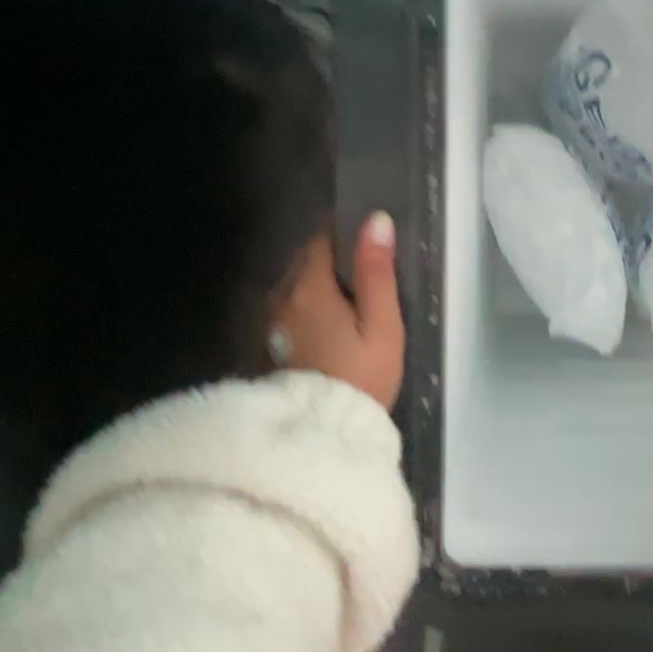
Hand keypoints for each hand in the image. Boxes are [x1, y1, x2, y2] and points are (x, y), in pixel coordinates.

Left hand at [272, 212, 404, 410]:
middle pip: (304, 260)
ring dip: (316, 283)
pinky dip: (307, 306)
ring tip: (347, 297)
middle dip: (329, 256)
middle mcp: (282, 297)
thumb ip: (376, 271)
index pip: (321, 238)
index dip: (343, 231)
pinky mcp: (271, 346)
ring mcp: (271, 322)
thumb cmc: (361, 376)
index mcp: (309, 286)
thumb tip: (375, 219)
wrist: (322, 432)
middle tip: (362, 267)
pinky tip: (328, 324)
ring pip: (294, 285)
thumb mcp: (381, 324)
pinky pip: (290, 310)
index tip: (364, 234)